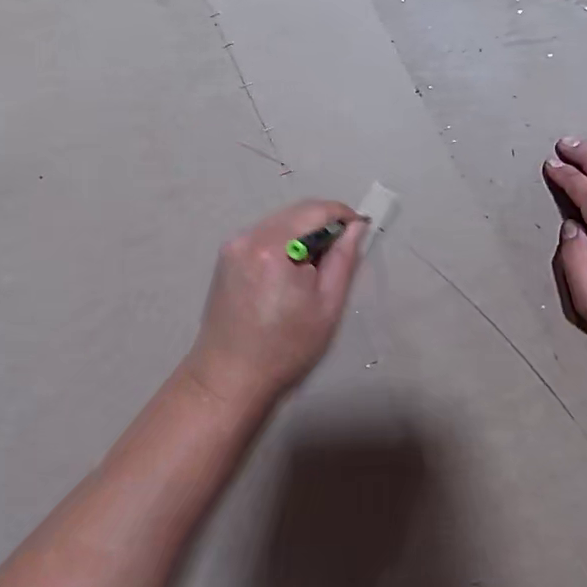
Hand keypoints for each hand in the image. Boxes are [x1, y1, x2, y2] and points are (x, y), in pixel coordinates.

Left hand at [184, 200, 367, 407]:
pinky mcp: (225, 256)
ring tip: (314, 268)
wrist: (229, 375)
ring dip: (302, 234)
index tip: (361, 229)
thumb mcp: (326, 305)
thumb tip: (357, 227)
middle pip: (294, 212)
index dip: (343, 214)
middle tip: (340, 253)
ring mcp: (232, 245)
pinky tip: (289, 272)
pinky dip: (282, 243)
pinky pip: (262, 236)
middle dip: (322, 224)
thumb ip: (344, 259)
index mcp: (272, 246)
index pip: (315, 210)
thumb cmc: (285, 348)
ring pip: (278, 222)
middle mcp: (247, 236)